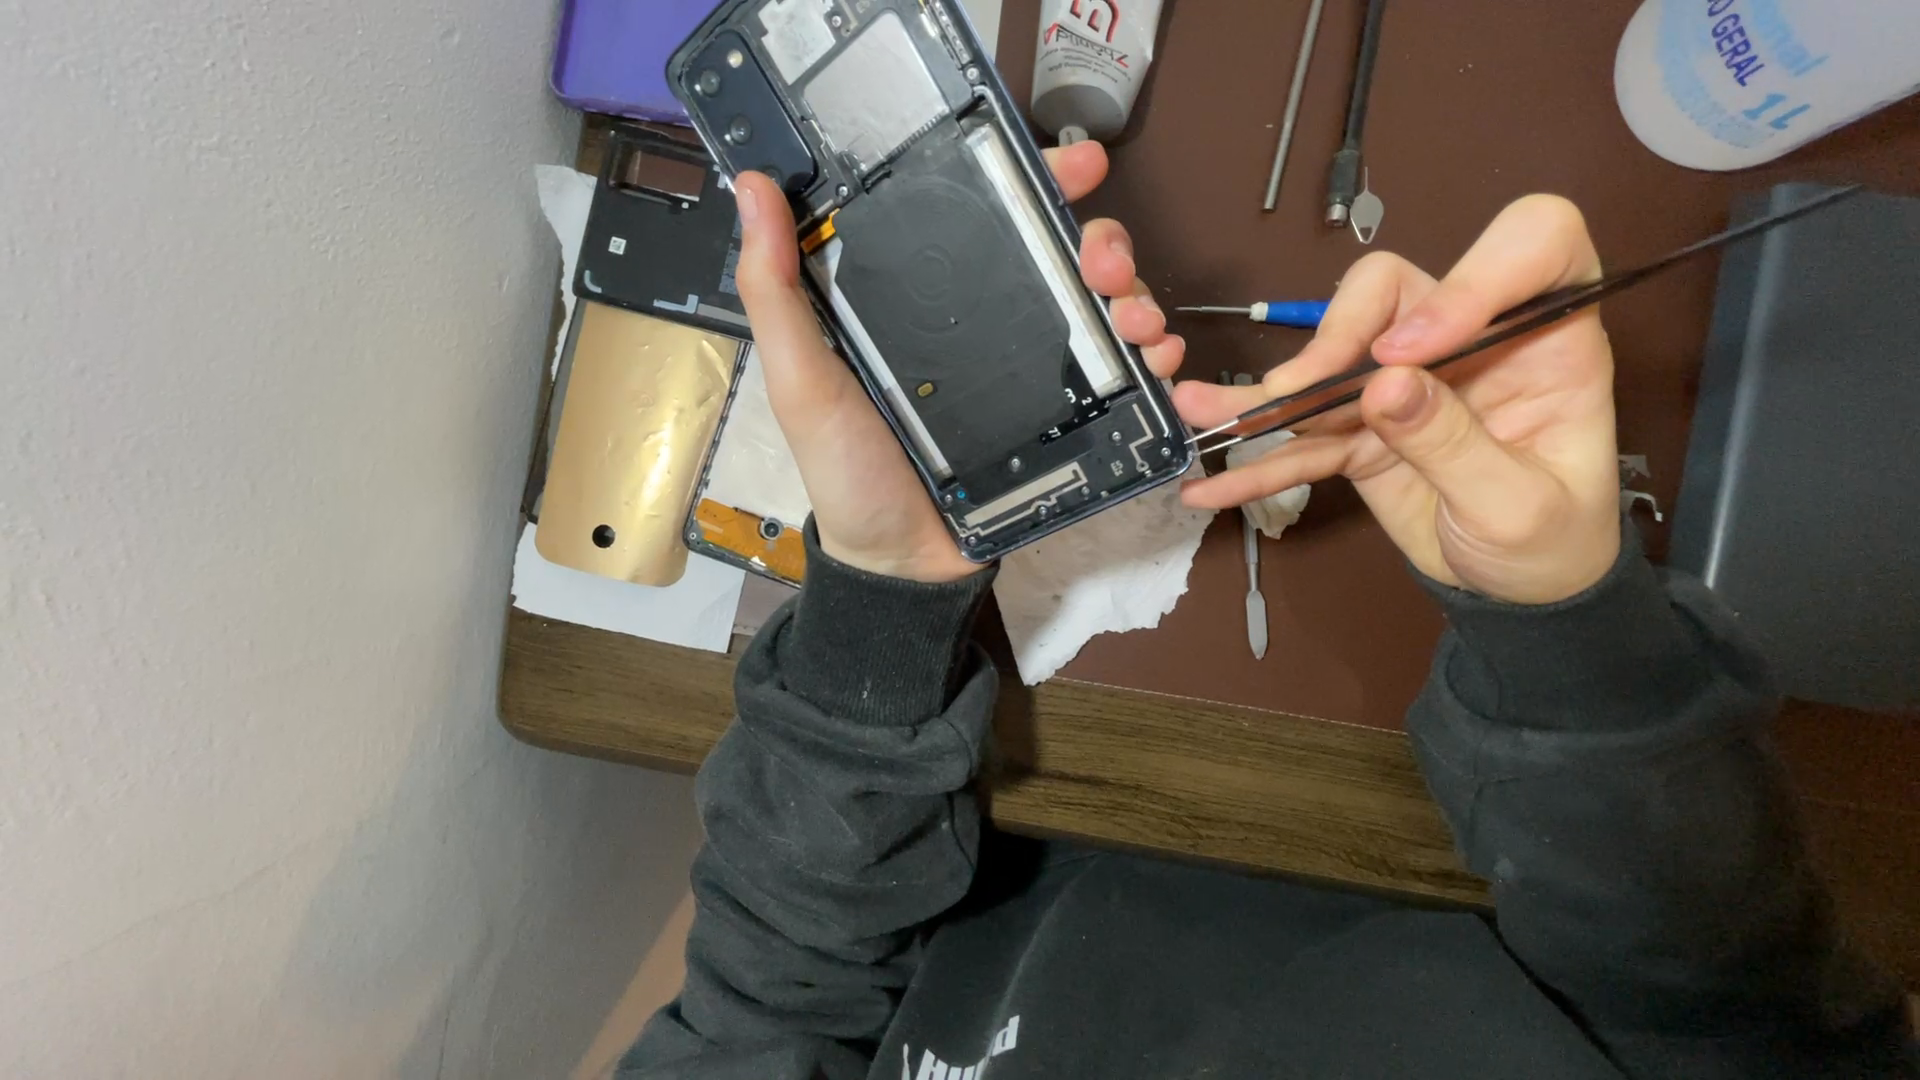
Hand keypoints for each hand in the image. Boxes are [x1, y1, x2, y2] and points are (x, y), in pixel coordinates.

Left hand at [732, 142, 1184, 583]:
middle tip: (1107, 261)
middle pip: (1060, 258)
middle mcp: (984, 324)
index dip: (1031, 180)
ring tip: (1138, 319)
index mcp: (925, 301)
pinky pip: (1115, 377)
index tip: (1072, 162)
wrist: (902, 562)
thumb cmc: (848, 473)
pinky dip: (1149, 358)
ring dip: (1136, 295)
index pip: (985, 220)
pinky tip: (1157, 359)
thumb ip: (776, 293)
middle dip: (1104, 243)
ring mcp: (1027, 372)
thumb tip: (753, 187)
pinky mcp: (1058, 417)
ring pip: (1100, 309)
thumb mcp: (803, 382)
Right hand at [1176, 196, 1621, 604]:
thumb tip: (1382, 384)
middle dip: (1333, 336)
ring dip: (1262, 395)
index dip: (1466, 280)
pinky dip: (1257, 465)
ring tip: (1197, 409)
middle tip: (1291, 391)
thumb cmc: (1550, 544)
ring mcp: (1402, 391)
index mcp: (1542, 341)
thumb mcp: (1517, 505)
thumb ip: (1454, 444)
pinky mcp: (1359, 435)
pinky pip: (1301, 442)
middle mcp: (1464, 349)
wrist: (1514, 592)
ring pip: (1325, 365)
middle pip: (1390, 294)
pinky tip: (1211, 487)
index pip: (1526, 248)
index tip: (1406, 350)